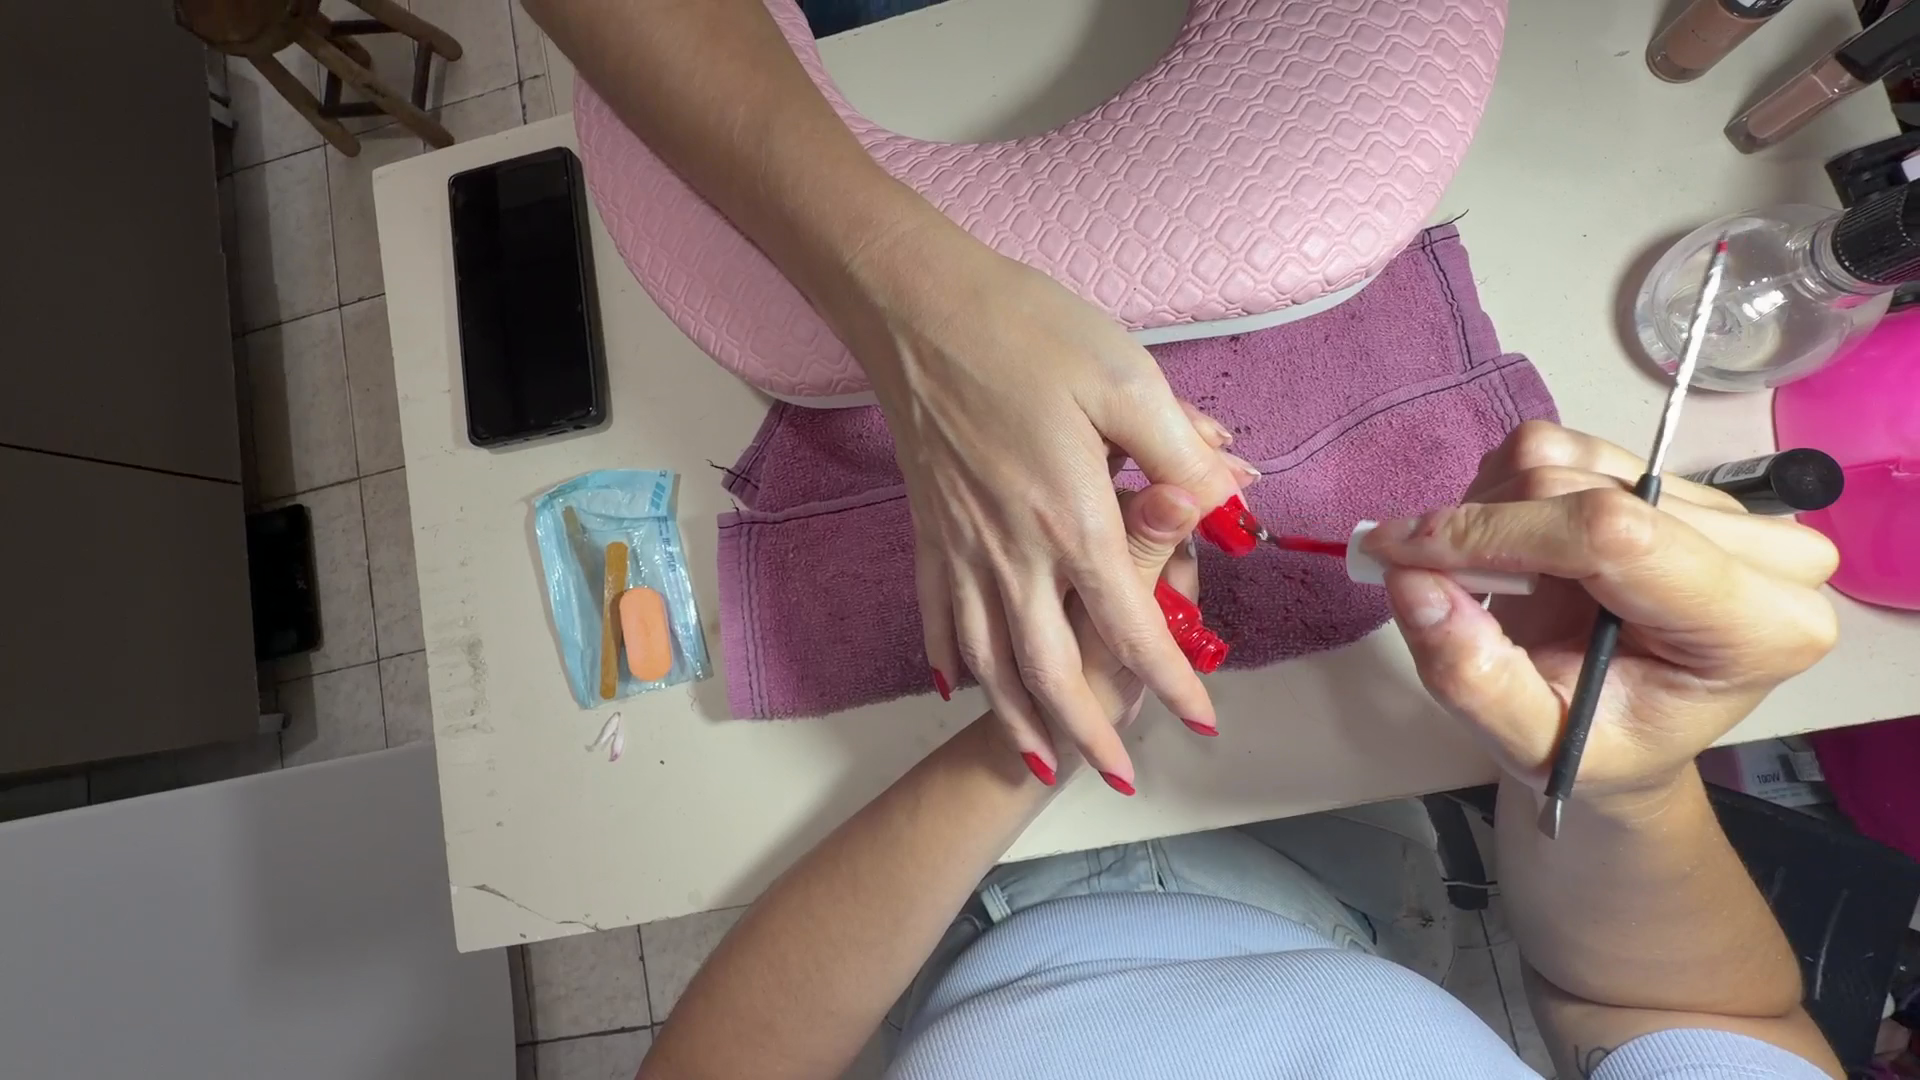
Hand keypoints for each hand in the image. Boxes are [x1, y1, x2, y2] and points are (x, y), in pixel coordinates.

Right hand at [838, 220, 1245, 790]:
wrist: (918, 312)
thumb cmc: (1025, 334)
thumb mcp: (1124, 377)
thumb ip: (1181, 452)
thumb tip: (1231, 497)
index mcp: (1070, 517)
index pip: (1130, 622)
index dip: (1169, 677)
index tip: (1200, 720)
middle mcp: (1011, 552)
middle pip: (1048, 667)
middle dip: (1086, 730)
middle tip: (1116, 774)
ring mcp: (959, 547)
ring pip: (986, 658)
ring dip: (1015, 716)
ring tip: (1035, 760)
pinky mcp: (927, 531)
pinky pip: (935, 614)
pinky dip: (949, 660)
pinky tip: (958, 685)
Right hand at [1363, 422, 1839, 807]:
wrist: (1615, 720)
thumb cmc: (1587, 739)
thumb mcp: (1524, 739)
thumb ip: (1471, 675)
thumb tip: (1409, 579)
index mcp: (1750, 626)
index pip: (1613, 534)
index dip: (1490, 533)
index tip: (1396, 554)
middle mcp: (1759, 550)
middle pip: (1571, 488)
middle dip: (1473, 530)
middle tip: (1430, 582)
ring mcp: (1714, 502)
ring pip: (1555, 456)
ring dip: (1484, 507)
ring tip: (1482, 572)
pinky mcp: (1658, 475)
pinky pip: (1550, 445)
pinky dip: (1497, 488)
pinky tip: (1507, 542)